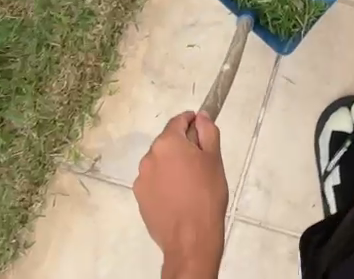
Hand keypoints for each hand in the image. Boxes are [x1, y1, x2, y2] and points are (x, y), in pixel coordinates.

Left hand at [134, 111, 226, 278]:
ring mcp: (141, 179)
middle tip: (200, 162)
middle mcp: (149, 157)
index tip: (203, 131)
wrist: (191, 238)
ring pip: (160, 162)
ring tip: (189, 182)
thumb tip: (200, 116)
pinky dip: (164, 182)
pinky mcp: (140, 199)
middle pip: (167, 142)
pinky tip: (177, 196)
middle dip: (182, 146)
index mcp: (167, 143)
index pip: (178, 121)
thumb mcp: (214, 158)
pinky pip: (153, 181)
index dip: (192, 122)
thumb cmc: (206, 193)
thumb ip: (207, 131)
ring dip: (172, 164)